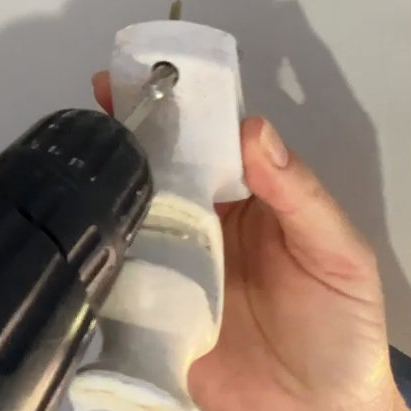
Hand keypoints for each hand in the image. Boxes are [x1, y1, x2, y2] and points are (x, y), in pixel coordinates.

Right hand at [94, 73, 409, 410]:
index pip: (198, 136)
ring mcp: (164, 256)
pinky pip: (111, 262)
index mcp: (237, 194)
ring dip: (98, 181)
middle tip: (92, 107)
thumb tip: (255, 129)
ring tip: (70, 158)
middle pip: (150, 162)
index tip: (134, 76)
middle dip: (118, 129)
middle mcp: (192, 216)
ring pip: (122, 205)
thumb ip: (302, 196)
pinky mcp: (143, 299)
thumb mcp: (338, 258)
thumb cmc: (340, 333)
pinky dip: (89, 243)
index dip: (167, 103)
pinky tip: (71, 226)